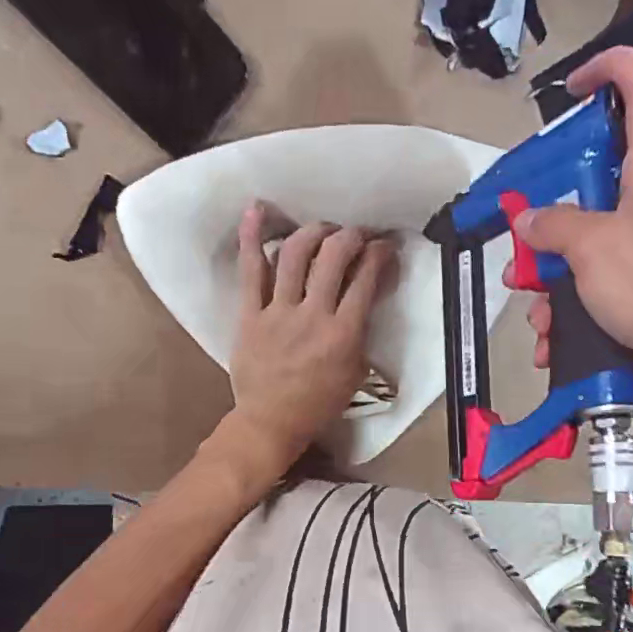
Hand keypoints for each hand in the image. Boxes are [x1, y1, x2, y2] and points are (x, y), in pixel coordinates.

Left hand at [217, 203, 396, 478]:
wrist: (270, 422)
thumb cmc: (317, 403)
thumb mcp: (354, 372)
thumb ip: (361, 333)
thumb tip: (366, 297)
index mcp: (343, 333)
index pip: (367, 277)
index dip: (379, 252)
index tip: (382, 247)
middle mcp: (313, 315)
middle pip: (334, 254)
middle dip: (349, 236)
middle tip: (353, 237)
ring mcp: (278, 312)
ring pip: (294, 253)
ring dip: (312, 232)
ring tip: (321, 231)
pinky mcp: (250, 314)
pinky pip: (250, 271)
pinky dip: (252, 237)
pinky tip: (257, 209)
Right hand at [503, 47, 632, 391]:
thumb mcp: (596, 247)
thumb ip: (555, 226)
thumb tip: (528, 218)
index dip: (611, 71)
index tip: (571, 87)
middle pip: (589, 189)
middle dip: (544, 227)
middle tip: (521, 257)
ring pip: (582, 250)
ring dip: (550, 285)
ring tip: (538, 319)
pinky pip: (593, 289)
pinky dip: (568, 315)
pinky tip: (551, 342)